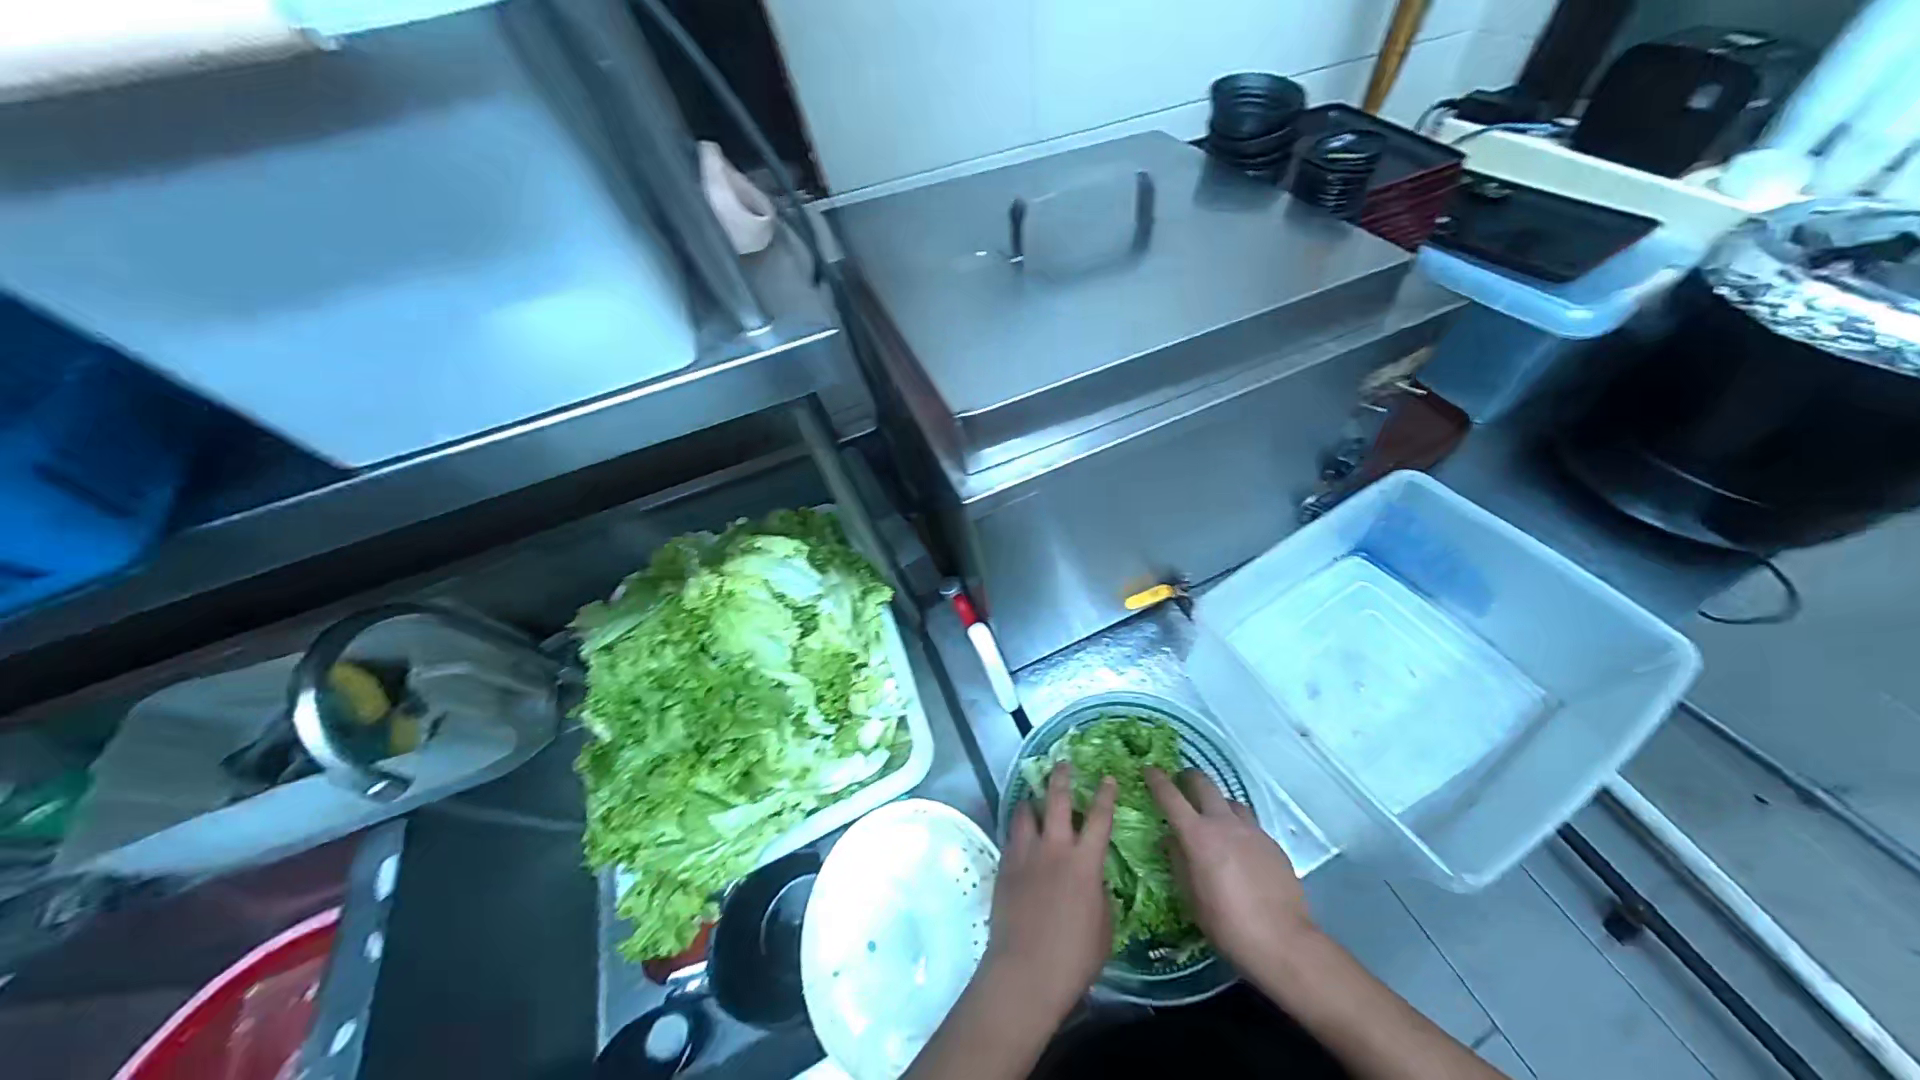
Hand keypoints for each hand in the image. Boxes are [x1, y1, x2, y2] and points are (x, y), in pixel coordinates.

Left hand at [978, 762, 1117, 1020]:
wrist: (1025, 970)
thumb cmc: (1074, 957)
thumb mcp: (1104, 926)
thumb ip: (1099, 892)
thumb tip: (1092, 878)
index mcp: (1085, 862)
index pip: (1099, 818)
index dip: (1105, 795)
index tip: (1107, 778)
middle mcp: (1054, 849)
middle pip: (1057, 800)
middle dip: (1061, 778)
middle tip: (1063, 763)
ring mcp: (1025, 855)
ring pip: (1025, 811)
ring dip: (1032, 800)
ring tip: (1034, 797)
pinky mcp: (1005, 866)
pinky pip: (1012, 836)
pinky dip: (1018, 828)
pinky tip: (1021, 833)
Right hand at [1145, 766, 1315, 970]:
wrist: (1282, 941)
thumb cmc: (1226, 923)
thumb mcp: (1190, 896)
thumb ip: (1178, 860)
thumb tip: (1171, 839)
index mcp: (1197, 835)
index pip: (1170, 796)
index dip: (1156, 780)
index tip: (1148, 769)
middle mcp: (1224, 823)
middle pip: (1204, 784)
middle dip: (1188, 778)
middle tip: (1181, 783)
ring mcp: (1252, 831)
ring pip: (1230, 801)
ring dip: (1216, 801)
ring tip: (1212, 816)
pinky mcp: (1272, 843)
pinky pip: (1249, 823)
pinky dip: (1237, 825)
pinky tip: (1239, 847)